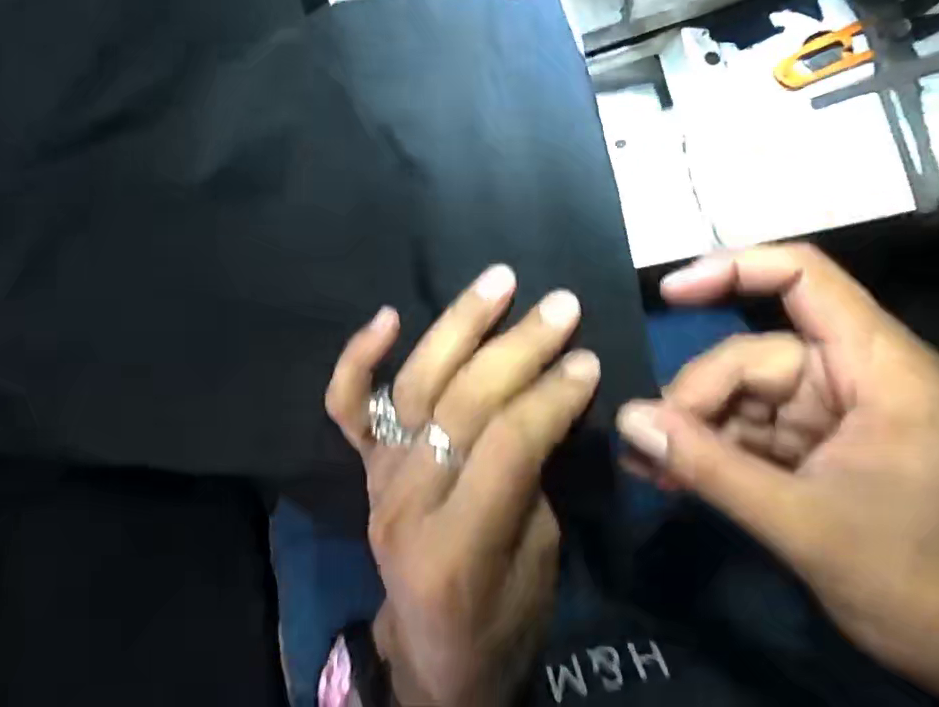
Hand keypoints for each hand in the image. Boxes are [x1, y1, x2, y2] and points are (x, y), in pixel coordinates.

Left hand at [326, 265, 600, 706]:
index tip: (589, 360)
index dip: (552, 395)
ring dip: (460, 325)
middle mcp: (405, 504)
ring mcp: (377, 480)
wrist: (433, 658)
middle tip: (562, 306)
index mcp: (457, 547)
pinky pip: (348, 406)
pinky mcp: (363, 467)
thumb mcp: (541, 559)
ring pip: (414, 385)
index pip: (506, 444)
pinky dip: (359, 357)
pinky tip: (389, 315)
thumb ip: (536, 473)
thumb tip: (552, 390)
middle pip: (461, 403)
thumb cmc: (503, 618)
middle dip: (519, 347)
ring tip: (500, 280)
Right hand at [616, 245, 938, 706]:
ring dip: (701, 430)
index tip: (669, 293)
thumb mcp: (806, 526)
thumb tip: (628, 419)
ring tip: (650, 469)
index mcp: (877, 366)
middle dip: (699, 396)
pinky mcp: (832, 454)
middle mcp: (858, 377)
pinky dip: (721, 453)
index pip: (802, 278)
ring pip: (751, 397)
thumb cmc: (929, 587)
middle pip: (757, 354)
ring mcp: (844, 417)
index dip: (733, 268)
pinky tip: (677, 478)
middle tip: (648, 447)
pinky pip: (762, 434)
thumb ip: (711, 468)